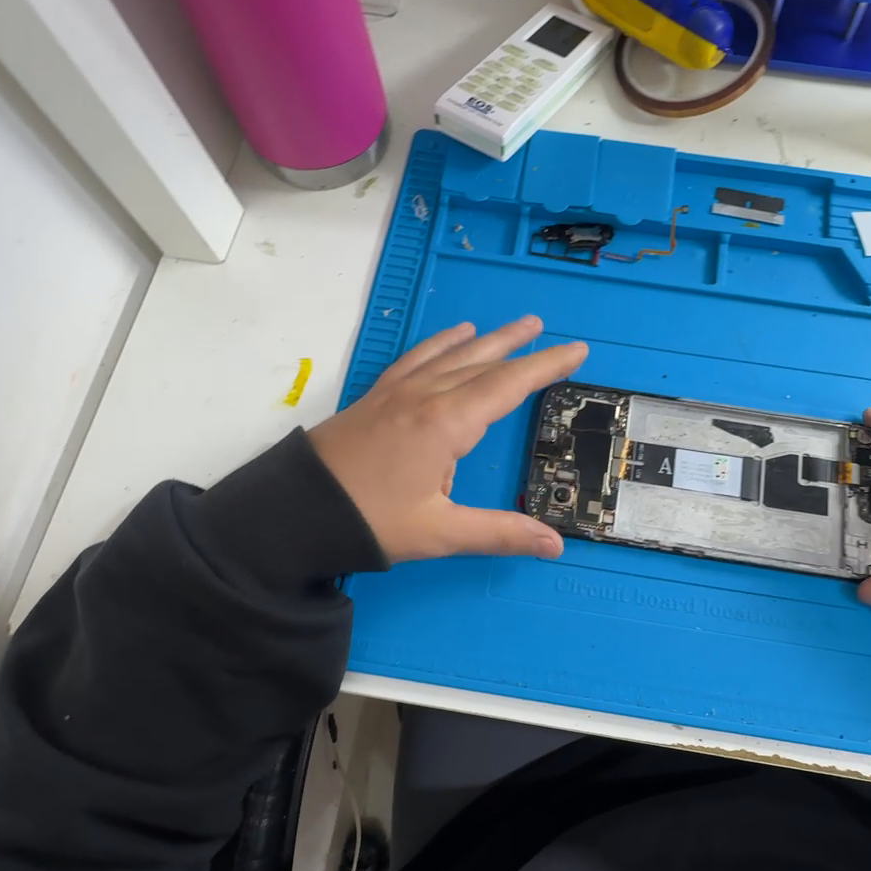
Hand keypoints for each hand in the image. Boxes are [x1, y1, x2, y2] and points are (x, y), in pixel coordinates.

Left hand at [308, 316, 586, 563]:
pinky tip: (450, 337)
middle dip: (518, 346)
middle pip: (482, 362)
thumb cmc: (370, 520)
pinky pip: (417, 358)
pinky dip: (439, 344)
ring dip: (485, 339)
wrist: (294, 511)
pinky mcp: (377, 397)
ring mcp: (398, 392)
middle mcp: (426, 396)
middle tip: (544, 327)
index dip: (546, 367)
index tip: (576, 350)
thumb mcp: (440, 532)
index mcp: (447, 423)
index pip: (509, 385)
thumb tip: (555, 544)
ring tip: (510, 327)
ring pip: (451, 355)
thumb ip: (500, 533)